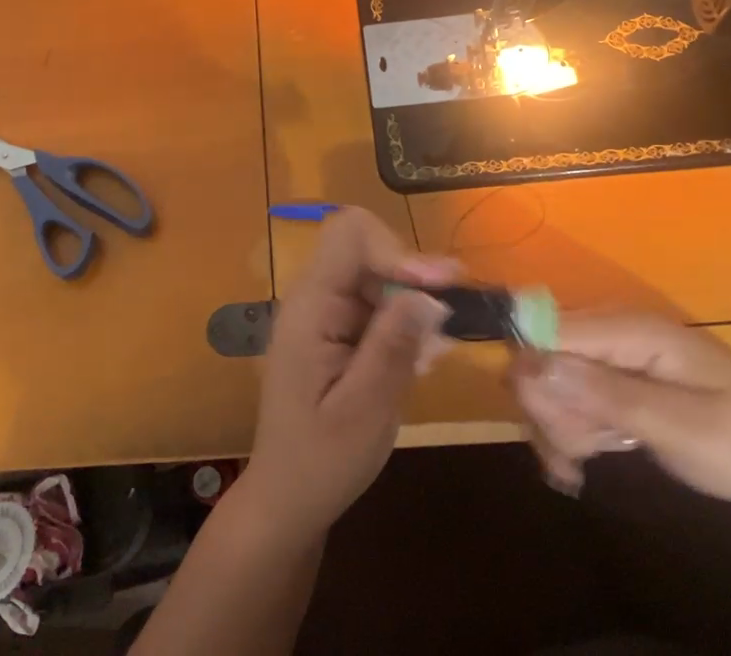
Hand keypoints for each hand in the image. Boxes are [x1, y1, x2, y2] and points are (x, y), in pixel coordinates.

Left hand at [240, 208, 458, 536]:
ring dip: (412, 308)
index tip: (441, 291)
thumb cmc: (322, 460)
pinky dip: (404, 326)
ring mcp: (324, 315)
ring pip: (380, 278)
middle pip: (369, 250)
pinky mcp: (337, 332)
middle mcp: (313, 299)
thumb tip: (430, 292)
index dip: (399, 251)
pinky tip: (415, 365)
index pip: (350, 235)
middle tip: (441, 332)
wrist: (289, 496)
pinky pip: (378, 307)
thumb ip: (393, 345)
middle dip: (413, 281)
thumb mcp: (366, 408)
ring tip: (427, 359)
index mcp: (309, 308)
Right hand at [510, 312, 730, 505]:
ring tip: (577, 469)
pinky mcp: (619, 383)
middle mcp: (617, 333)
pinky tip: (579, 463)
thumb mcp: (680, 426)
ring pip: (550, 383)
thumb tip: (527, 363)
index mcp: (632, 329)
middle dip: (546, 411)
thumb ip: (604, 395)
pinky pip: (569, 399)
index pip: (547, 331)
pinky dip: (567, 432)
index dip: (532, 378)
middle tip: (574, 458)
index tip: (551, 429)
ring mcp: (617, 358)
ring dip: (554, 428)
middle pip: (542, 358)